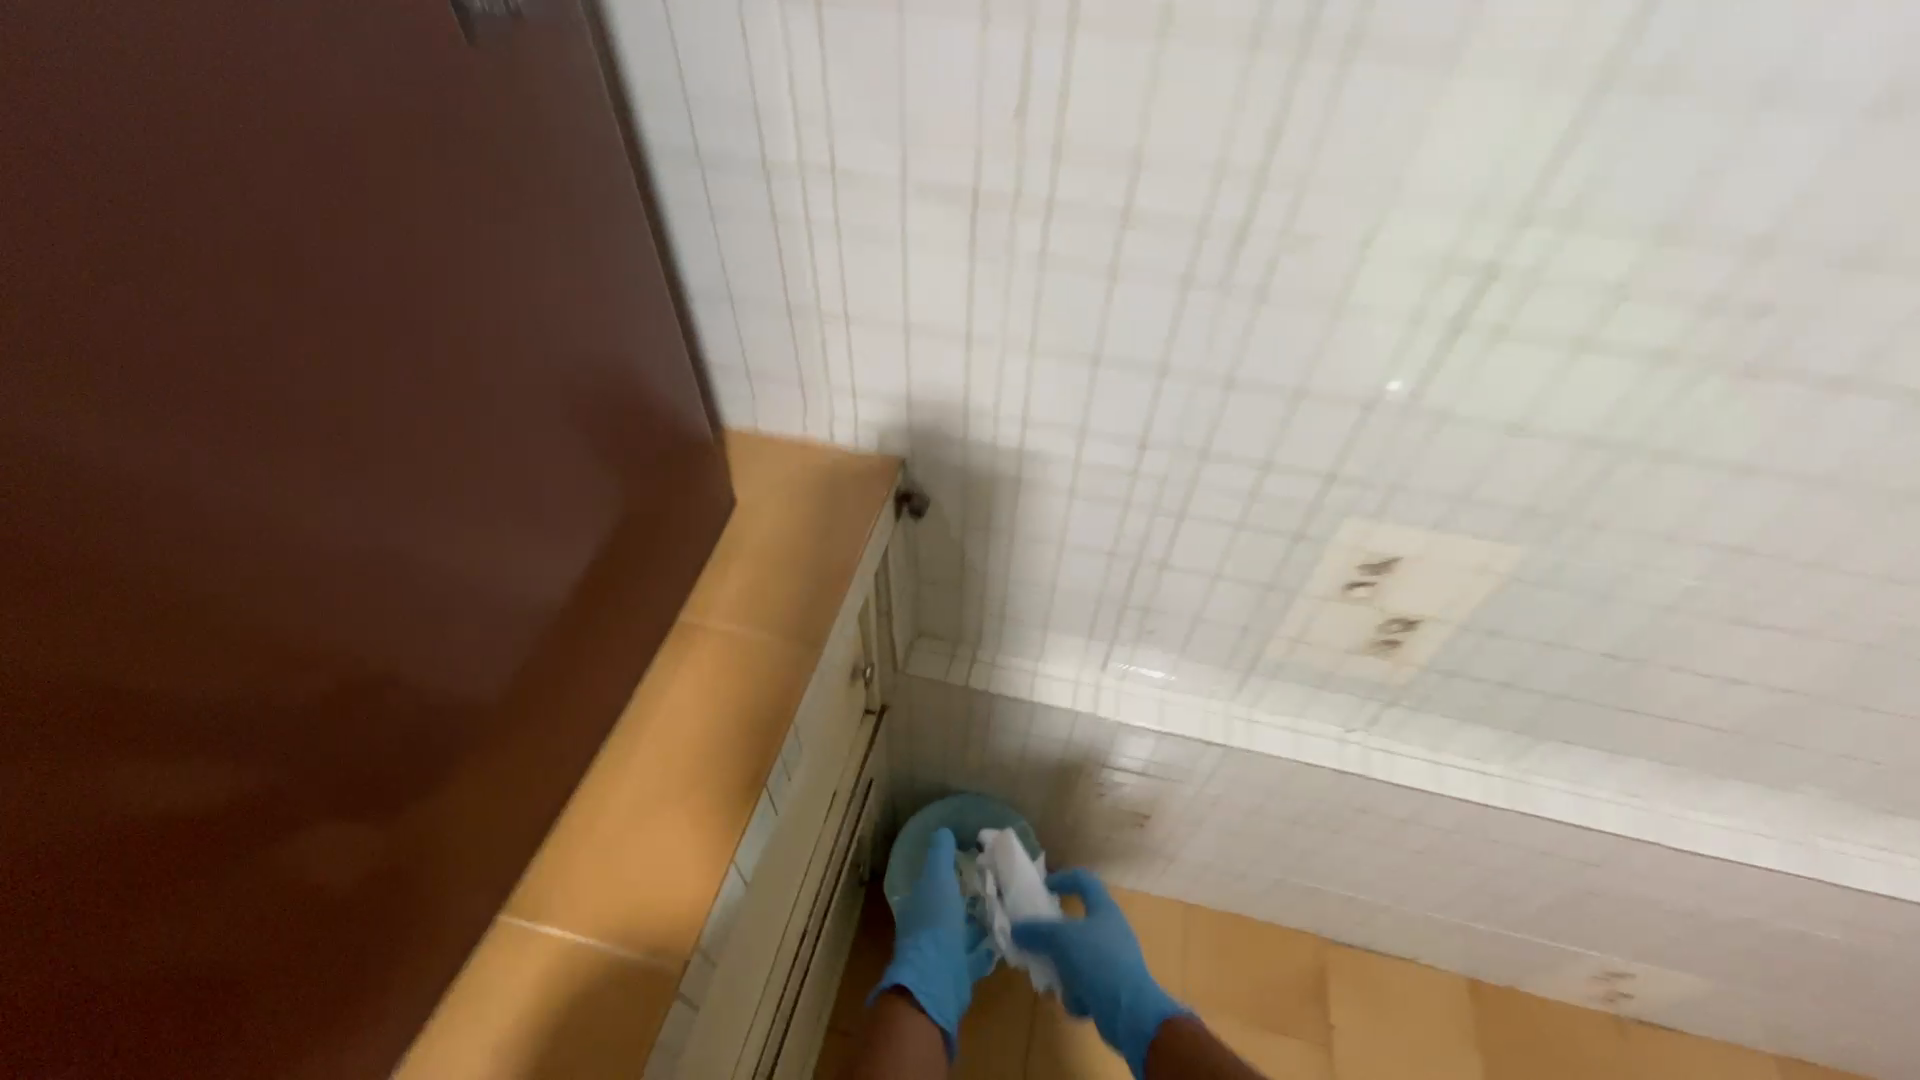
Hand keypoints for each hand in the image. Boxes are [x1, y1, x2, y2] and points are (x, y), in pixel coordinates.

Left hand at [869, 828, 992, 1057]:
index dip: (951, 870)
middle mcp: (928, 926)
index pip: (934, 881)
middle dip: (968, 895)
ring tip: (1005, 906)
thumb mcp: (936, 878)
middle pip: (950, 905)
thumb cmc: (935, 922)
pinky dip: (988, 945)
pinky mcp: (960, 971)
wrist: (936, 979)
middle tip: (995, 882)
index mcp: (919, 903)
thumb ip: (939, 854)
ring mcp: (943, 950)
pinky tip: (1006, 935)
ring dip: (979, 919)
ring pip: (963, 929)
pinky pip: (976, 953)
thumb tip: (942, 830)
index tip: (973, 860)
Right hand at [1010, 868, 1186, 1079]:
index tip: (1042, 889)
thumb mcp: (1060, 940)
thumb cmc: (1097, 962)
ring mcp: (1115, 959)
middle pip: (1077, 924)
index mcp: (1103, 909)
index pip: (1083, 880)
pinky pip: (1087, 983)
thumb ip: (1036, 931)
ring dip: (1063, 968)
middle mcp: (1111, 930)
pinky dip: (1077, 992)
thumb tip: (1016, 929)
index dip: (1062, 879)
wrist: (1130, 1012)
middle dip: (1055, 936)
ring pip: (1079, 956)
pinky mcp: (1114, 986)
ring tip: (1050, 979)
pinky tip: (1073, 1001)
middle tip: (1036, 941)